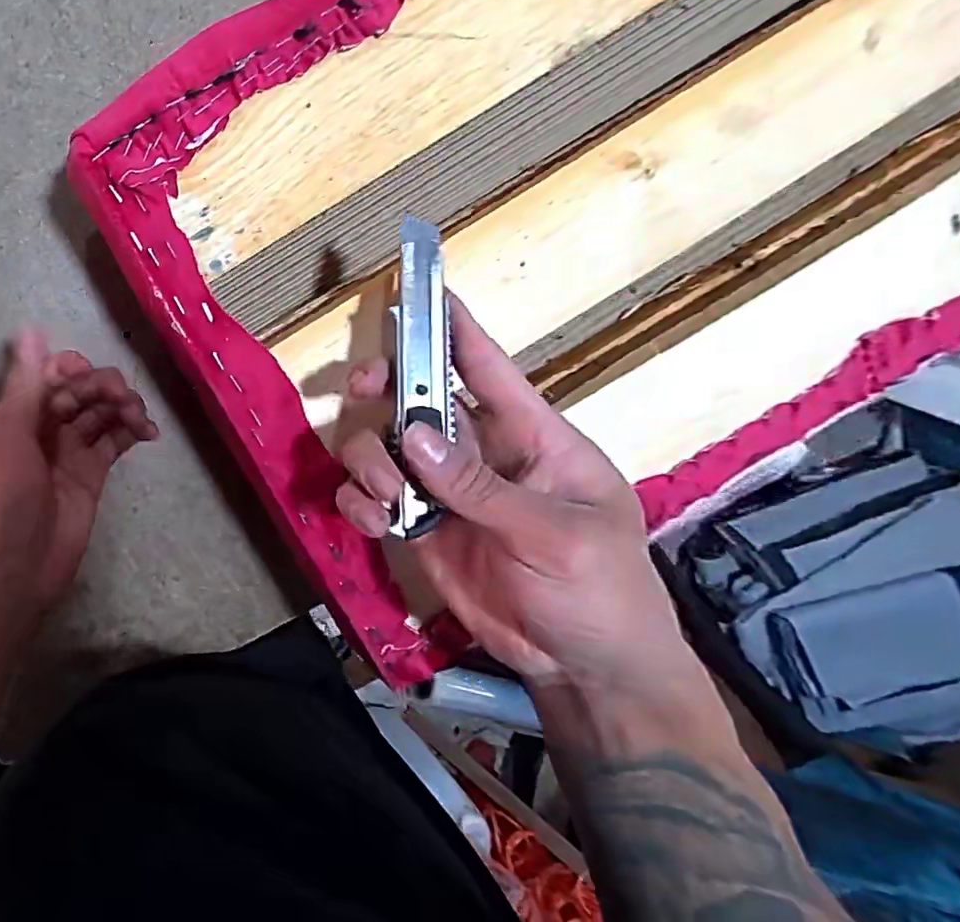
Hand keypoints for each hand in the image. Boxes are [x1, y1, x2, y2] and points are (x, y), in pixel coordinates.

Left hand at [0, 327, 157, 622]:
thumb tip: (30, 330)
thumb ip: (27, 384)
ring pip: (101, 413)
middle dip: (103, 386)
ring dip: (122, 406)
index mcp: (17, 413)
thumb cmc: (4, 498)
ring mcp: (69, 451)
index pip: (50, 374)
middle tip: (123, 399)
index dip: (72, 367)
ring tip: (139, 418)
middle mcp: (44, 427)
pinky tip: (148, 432)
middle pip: (80, 390)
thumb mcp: (10, 435)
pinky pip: (115, 441)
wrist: (16, 567)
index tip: (88, 374)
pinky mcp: (92, 475)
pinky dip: (132, 431)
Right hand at [332, 295, 694, 697]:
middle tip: (364, 388)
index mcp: (531, 438)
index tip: (420, 291)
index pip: (488, 368)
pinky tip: (376, 523)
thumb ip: (481, 487)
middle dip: (385, 386)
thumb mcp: (554, 535)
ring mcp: (443, 490)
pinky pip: (369, 497)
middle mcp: (477, 453)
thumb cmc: (600, 591)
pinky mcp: (416, 526)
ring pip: (381, 446)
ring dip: (372, 463)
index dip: (455, 327)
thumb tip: (412, 435)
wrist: (581, 667)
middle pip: (416, 397)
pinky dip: (359, 504)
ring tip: (395, 500)